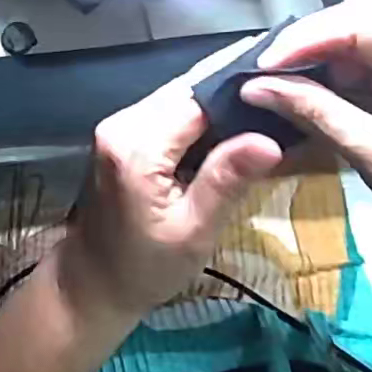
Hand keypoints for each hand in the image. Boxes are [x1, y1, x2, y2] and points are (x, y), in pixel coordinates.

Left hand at [59, 38, 284, 322]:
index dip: (237, 97)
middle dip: (227, 96)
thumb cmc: (144, 266)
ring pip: (174, 97)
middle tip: (275, 103)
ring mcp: (116, 124)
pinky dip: (193, 117)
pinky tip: (222, 130)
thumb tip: (268, 140)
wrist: (93, 279)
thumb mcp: (194, 231)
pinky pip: (163, 111)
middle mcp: (121, 123)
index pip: (196, 101)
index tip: (279, 98)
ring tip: (257, 115)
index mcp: (137, 146)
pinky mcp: (119, 131)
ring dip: (211, 105)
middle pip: (184, 92)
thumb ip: (226, 181)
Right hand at [239, 6, 371, 267]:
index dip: (303, 41)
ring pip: (359, 46)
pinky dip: (337, 81)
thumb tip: (253, 87)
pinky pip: (371, 70)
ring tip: (278, 83)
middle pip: (358, 27)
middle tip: (264, 74)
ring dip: (318, 64)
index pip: (359, 28)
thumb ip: (317, 113)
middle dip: (307, 48)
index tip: (260, 67)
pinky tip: (310, 94)